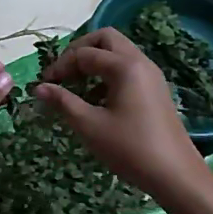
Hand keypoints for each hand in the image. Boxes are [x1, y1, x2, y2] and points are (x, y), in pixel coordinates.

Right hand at [33, 27, 209, 202]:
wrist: (175, 174)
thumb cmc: (129, 148)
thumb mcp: (89, 126)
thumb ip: (62, 102)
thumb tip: (38, 87)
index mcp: (125, 67)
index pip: (84, 53)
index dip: (60, 66)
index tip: (43, 85)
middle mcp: (140, 62)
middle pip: (105, 39)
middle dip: (79, 51)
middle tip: (62, 74)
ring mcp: (151, 76)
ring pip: (118, 53)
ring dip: (94, 62)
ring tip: (75, 87)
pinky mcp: (155, 90)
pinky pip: (127, 69)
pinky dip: (107, 74)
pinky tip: (96, 100)